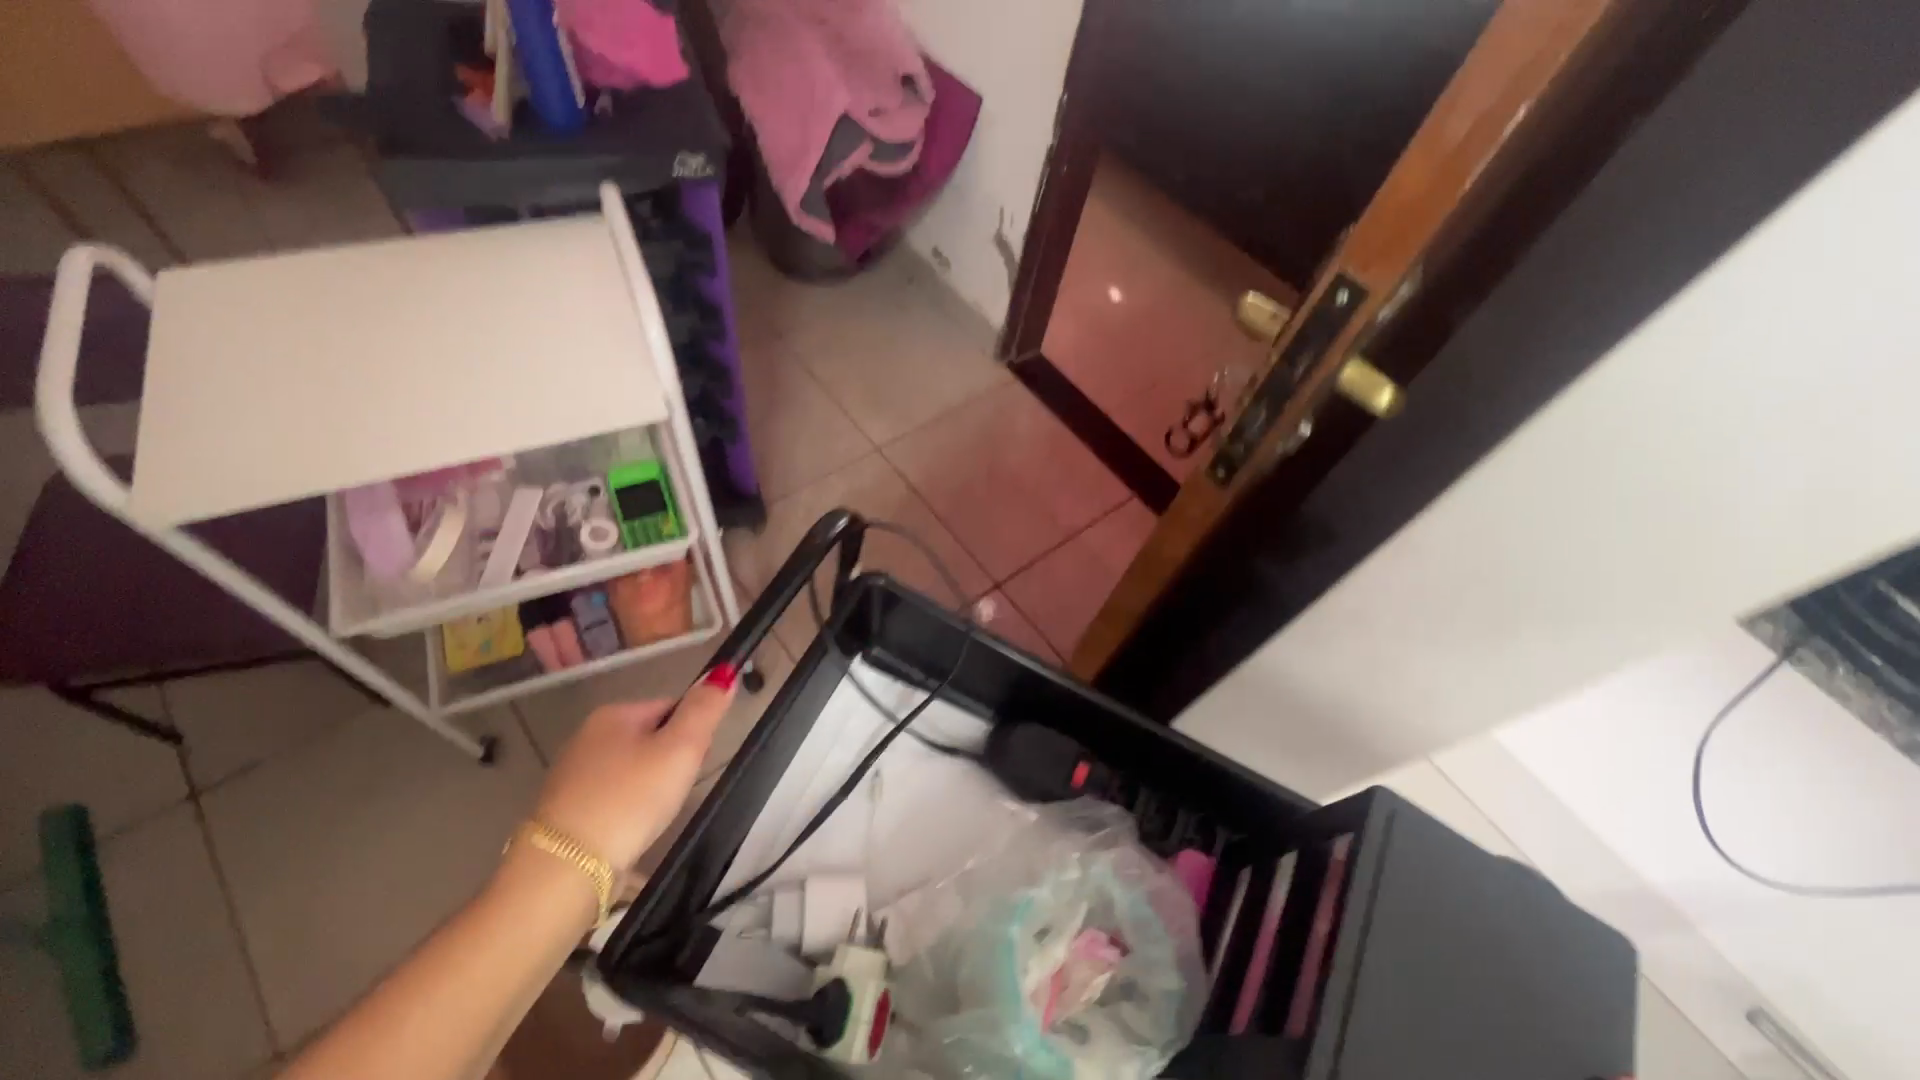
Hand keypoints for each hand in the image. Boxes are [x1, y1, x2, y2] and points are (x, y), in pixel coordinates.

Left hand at [531, 664, 738, 870]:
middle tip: (677, 792)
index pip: (671, 707)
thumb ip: (704, 710)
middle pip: (651, 738)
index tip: (695, 764)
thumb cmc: (631, 799)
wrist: (567, 865)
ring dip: (650, 787)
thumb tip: (723, 672)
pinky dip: (628, 807)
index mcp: (614, 714)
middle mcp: (587, 736)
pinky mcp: (566, 808)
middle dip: (671, 762)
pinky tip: (632, 828)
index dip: (693, 734)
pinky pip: (613, 795)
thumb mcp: (680, 749)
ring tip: (656, 814)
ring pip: (632, 769)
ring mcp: (573, 773)